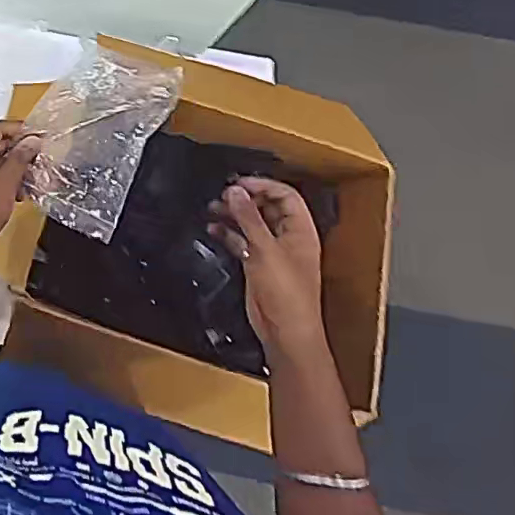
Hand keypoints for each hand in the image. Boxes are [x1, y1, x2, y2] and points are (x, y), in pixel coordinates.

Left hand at [0, 120, 42, 255]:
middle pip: (0, 143)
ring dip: (19, 167)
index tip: (40, 136)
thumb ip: (20, 159)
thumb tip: (33, 141)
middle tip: (41, 157)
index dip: (20, 129)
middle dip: (22, 150)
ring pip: (2, 160)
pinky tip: (23, 192)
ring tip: (35, 177)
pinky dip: (13, 179)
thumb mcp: (5, 183)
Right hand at [209, 177, 326, 354]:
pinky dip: (228, 234)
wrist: (285, 331)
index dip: (263, 185)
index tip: (239, 183)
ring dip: (234, 215)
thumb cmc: (288, 295)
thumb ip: (249, 218)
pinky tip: (214, 229)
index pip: (285, 195)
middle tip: (224, 195)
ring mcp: (273, 252)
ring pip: (252, 224)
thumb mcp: (266, 250)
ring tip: (214, 207)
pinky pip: (242, 242)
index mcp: (301, 230)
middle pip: (267, 208)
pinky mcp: (258, 265)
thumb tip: (237, 192)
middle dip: (245, 199)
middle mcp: (288, 238)